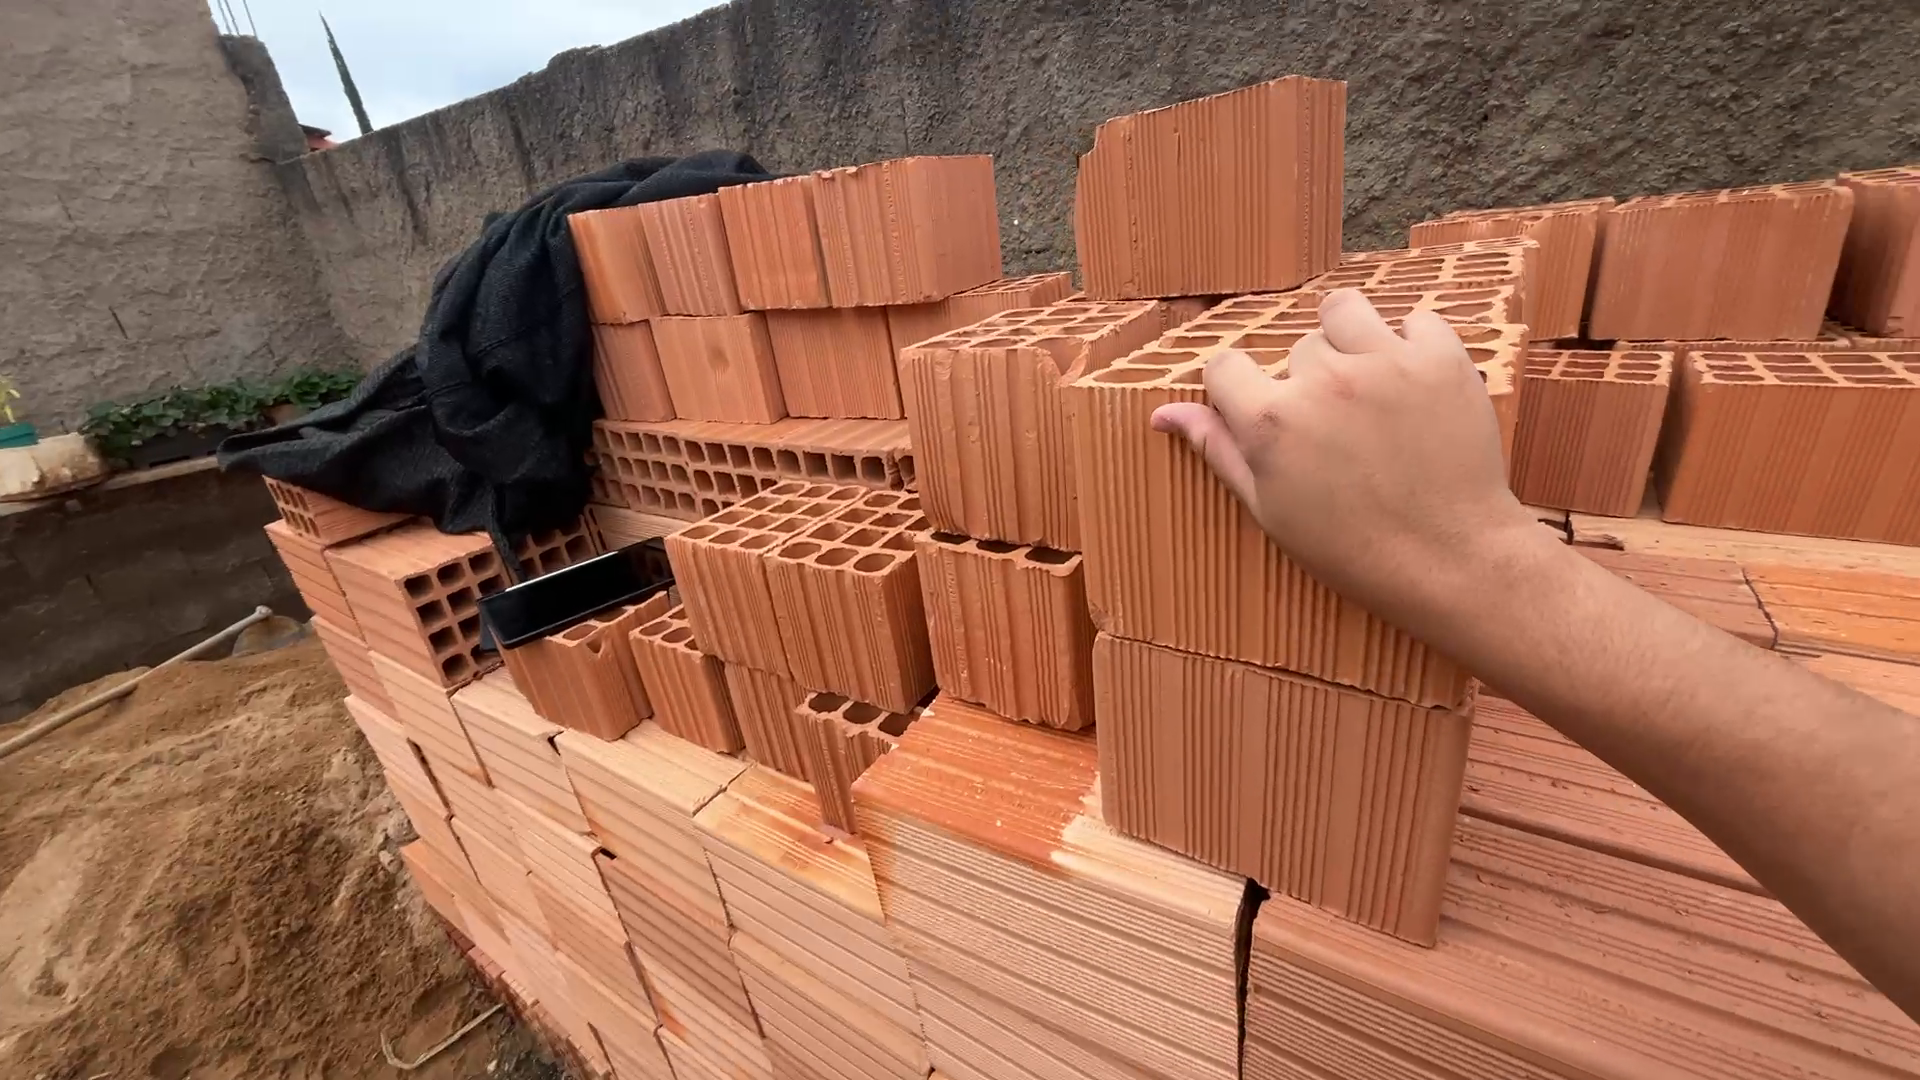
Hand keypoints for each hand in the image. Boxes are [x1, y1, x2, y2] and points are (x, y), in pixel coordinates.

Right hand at [1149, 288, 1542, 621]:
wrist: (1448, 559)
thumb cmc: (1346, 544)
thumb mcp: (1264, 505)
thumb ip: (1216, 448)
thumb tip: (1162, 413)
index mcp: (1270, 420)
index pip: (1223, 365)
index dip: (1233, 386)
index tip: (1255, 407)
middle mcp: (1322, 380)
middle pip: (1292, 348)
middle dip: (1302, 378)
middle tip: (1330, 424)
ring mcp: (1385, 363)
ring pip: (1343, 310)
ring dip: (1345, 337)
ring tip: (1361, 379)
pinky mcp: (1442, 359)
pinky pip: (1414, 318)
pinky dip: (1408, 341)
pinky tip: (1407, 381)